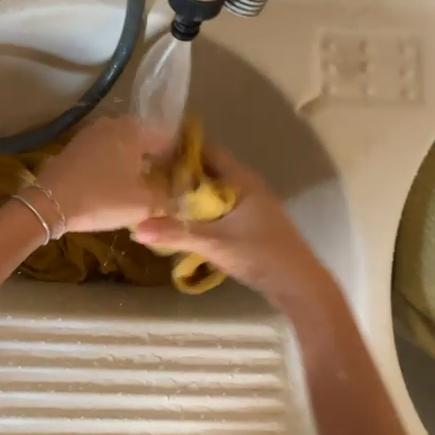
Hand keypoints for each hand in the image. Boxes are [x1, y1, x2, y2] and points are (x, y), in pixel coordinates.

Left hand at [33, 115, 173, 233]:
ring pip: (125, 145)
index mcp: (135, 129)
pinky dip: (115, 163)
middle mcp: (115, 122)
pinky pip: (107, 150)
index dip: (179, 163)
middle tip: (162, 187)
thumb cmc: (102, 199)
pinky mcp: (77, 144)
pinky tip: (115, 183)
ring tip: (140, 188)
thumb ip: (169, 196)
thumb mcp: (144, 203)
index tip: (182, 183)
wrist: (49, 204)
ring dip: (135, 163)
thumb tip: (182, 193)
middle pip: (147, 140)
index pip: (170, 140)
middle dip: (156, 162)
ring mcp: (93, 131)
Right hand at [131, 142, 325, 306]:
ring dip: (189, 192)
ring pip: (213, 189)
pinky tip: (181, 220)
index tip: (152, 153)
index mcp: (242, 179)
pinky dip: (200, 208)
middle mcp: (247, 185)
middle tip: (147, 177)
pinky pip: (219, 206)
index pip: (208, 150)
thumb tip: (135, 229)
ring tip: (156, 196)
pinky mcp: (250, 223)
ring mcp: (250, 205)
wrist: (299, 286)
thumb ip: (176, 234)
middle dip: (180, 172)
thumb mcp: (214, 243)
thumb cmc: (261, 255)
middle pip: (208, 169)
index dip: (180, 148)